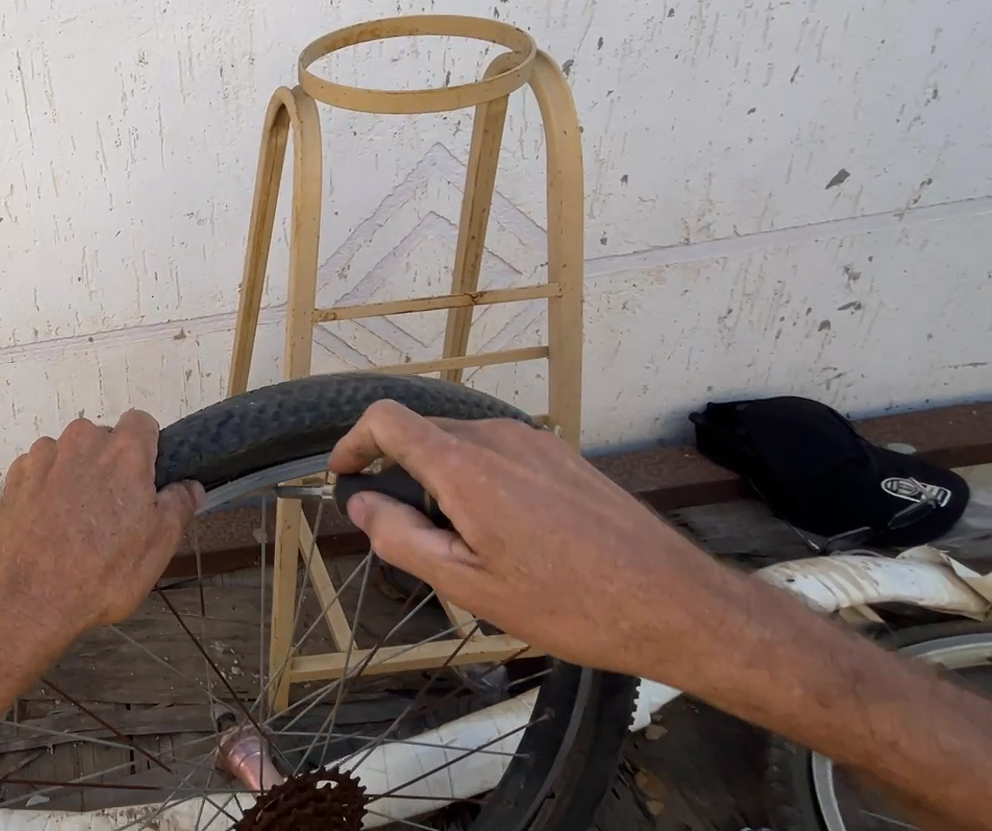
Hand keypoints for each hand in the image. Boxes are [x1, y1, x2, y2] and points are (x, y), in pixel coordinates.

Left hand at [0, 411, 203, 646]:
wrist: (31, 598)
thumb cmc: (102, 574)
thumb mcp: (158, 546)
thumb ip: (178, 506)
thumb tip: (189, 487)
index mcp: (124, 451)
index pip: (142, 422)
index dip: (147, 448)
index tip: (144, 479)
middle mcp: (82, 440)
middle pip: (104, 438)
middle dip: (110, 464)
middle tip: (112, 509)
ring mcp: (45, 454)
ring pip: (70, 452)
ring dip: (76, 473)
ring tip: (76, 520)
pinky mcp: (17, 472)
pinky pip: (41, 468)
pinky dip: (47, 485)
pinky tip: (49, 521)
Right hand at [329, 400, 740, 685]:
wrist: (680, 606)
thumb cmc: (569, 603)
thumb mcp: (467, 584)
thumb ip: (400, 537)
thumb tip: (362, 503)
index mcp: (463, 465)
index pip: (385, 420)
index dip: (353, 442)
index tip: (345, 475)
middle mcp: (494, 437)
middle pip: (419, 431)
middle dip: (395, 469)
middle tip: (405, 527)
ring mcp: (533, 441)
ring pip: (457, 442)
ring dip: (437, 474)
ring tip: (459, 535)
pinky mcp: (561, 454)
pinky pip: (496, 450)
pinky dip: (474, 475)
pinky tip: (502, 527)